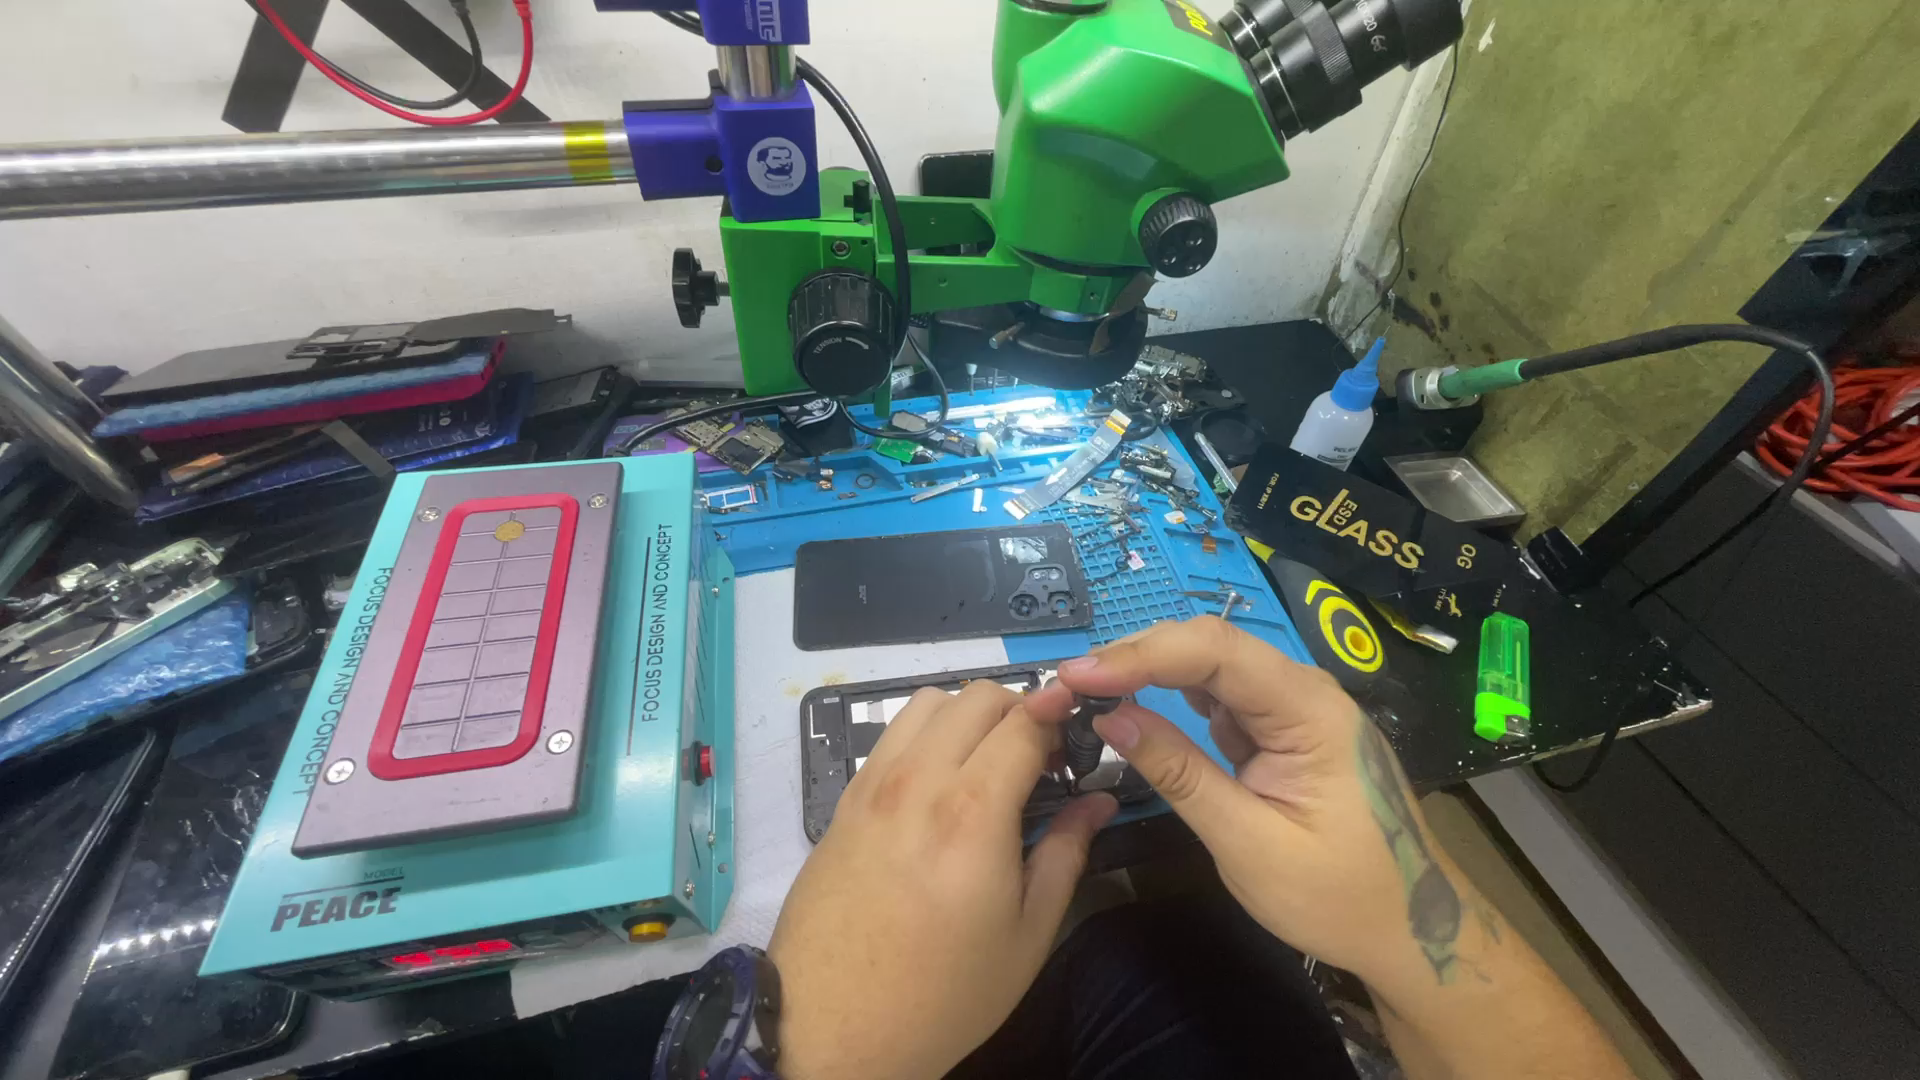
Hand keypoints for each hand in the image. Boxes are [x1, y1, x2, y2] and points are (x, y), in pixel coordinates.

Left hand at [768, 680, 1118, 1079]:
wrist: (832, 1026)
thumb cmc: (945, 991)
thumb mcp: (1027, 934)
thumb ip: (1066, 852)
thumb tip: (1099, 800)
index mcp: (973, 810)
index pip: (1025, 722)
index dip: (1058, 714)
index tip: (1075, 735)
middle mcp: (921, 778)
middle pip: (978, 697)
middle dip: (1019, 709)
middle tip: (1036, 758)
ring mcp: (875, 782)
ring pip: (930, 702)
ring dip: (969, 714)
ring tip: (984, 761)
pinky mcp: (847, 796)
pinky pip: (893, 733)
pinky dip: (927, 732)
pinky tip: (938, 780)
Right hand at [1028, 616, 1477, 991]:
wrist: (1415, 934)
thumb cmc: (1340, 898)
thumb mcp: (1248, 844)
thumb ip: (1179, 774)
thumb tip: (1109, 719)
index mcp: (1308, 711)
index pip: (1215, 651)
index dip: (1141, 654)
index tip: (1080, 676)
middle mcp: (1302, 691)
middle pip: (1209, 644)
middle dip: (1136, 654)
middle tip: (1072, 681)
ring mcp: (1290, 706)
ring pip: (1208, 661)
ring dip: (1147, 667)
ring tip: (1092, 685)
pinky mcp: (1277, 725)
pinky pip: (1217, 691)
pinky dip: (1168, 690)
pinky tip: (1136, 697)